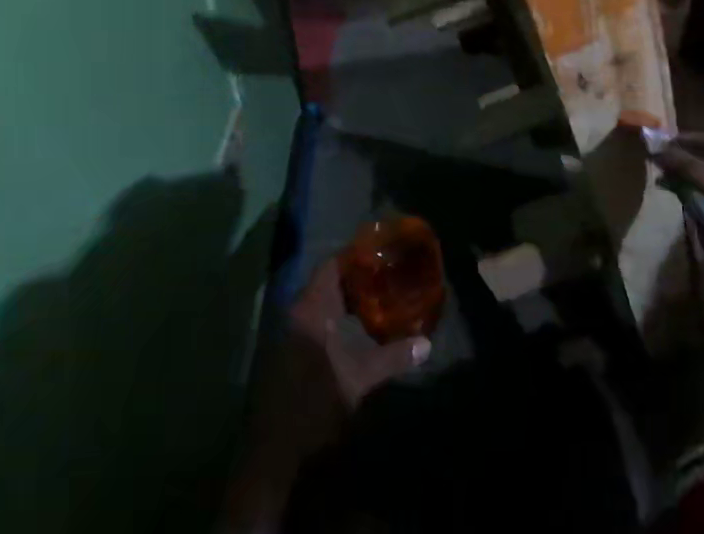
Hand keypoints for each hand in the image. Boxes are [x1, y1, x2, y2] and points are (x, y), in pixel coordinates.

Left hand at [223, 260, 430, 532]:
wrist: (276, 450)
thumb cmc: (315, 404)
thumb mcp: (359, 379)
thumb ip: (393, 357)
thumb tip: (427, 344)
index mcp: (311, 310)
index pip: (332, 266)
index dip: (356, 256)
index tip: (383, 252)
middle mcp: (297, 314)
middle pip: (328, 282)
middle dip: (358, 277)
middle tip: (390, 275)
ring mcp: (290, 333)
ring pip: (322, 302)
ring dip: (348, 299)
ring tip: (381, 298)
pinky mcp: (289, 352)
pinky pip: (316, 320)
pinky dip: (337, 317)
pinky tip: (359, 328)